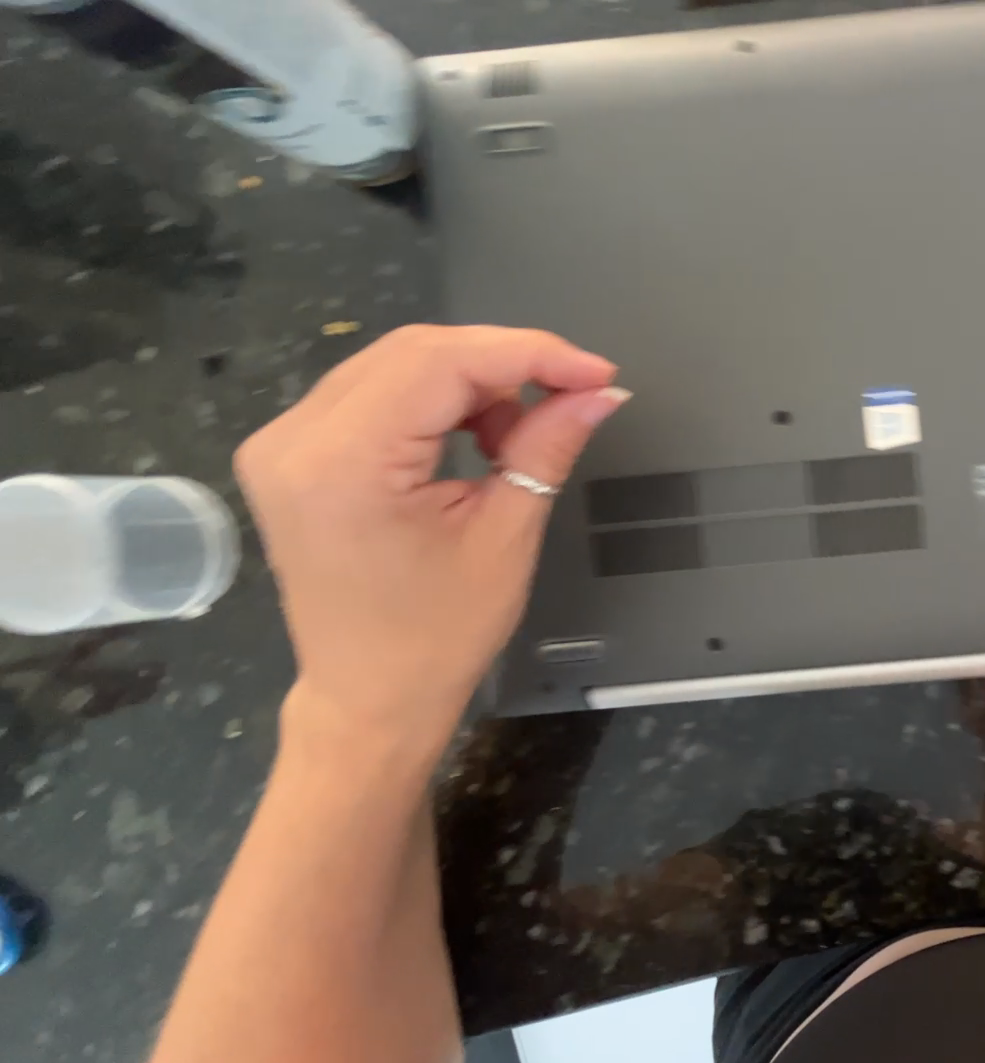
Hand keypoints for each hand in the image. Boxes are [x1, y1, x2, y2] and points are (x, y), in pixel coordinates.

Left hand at [235, 325, 628, 739]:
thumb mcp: (509, 536)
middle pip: (416, 351)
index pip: (441, 363)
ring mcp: (286, 441)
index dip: (530, 353)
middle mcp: (295, 437)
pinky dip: (445, 400)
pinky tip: (483, 436)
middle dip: (509, 361)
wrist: (372, 693)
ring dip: (479, 381)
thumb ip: (549, 448)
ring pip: (399, 365)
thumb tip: (602, 394)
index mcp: (343, 464)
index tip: (597, 372)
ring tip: (528, 430)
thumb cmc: (443, 631)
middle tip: (577, 390)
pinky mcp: (298, 452)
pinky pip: (381, 393)